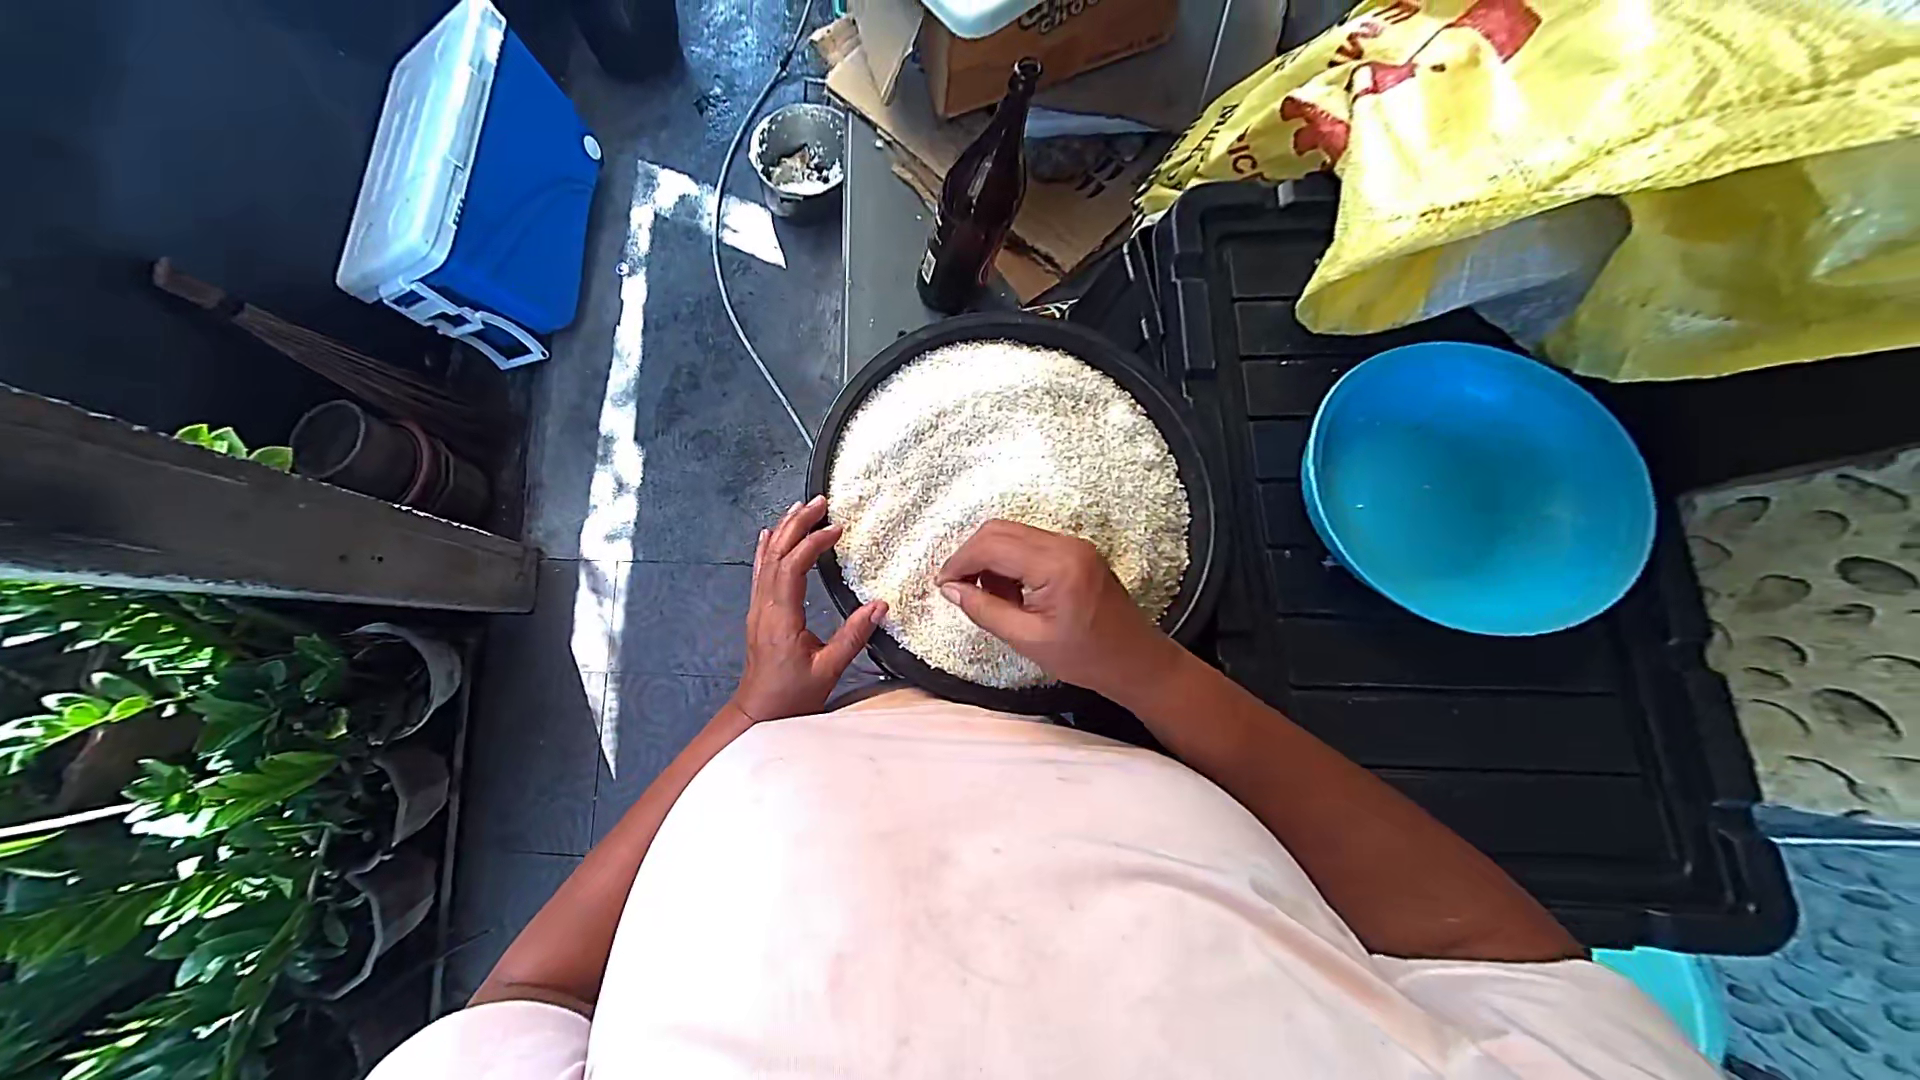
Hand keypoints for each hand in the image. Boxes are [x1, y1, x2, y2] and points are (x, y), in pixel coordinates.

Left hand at [729, 496, 886, 723]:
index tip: (836, 529)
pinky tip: (770, 534)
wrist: (758, 713)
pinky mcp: (758, 613)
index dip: (813, 544)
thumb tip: (880, 606)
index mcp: (780, 618)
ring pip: (766, 560)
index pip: (793, 568)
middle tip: (819, 502)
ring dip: (784, 531)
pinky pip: (760, 572)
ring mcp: (757, 609)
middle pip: (776, 555)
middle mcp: (764, 607)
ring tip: (800, 508)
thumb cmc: (791, 696)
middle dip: (797, 525)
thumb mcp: (828, 669)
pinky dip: (766, 549)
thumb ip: (854, 636)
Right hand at [935, 519, 1182, 699]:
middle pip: (999, 530)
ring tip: (988, 597)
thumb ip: (984, 610)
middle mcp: (1066, 544)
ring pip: (1012, 534)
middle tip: (958, 589)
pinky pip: (1030, 544)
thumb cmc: (1088, 658)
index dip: (959, 562)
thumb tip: (950, 589)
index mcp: (1057, 566)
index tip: (943, 585)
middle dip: (971, 556)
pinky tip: (1009, 592)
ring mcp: (1073, 544)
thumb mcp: (1027, 640)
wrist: (1136, 660)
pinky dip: (1009, 562)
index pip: (992, 545)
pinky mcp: (1075, 551)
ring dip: (989, 558)